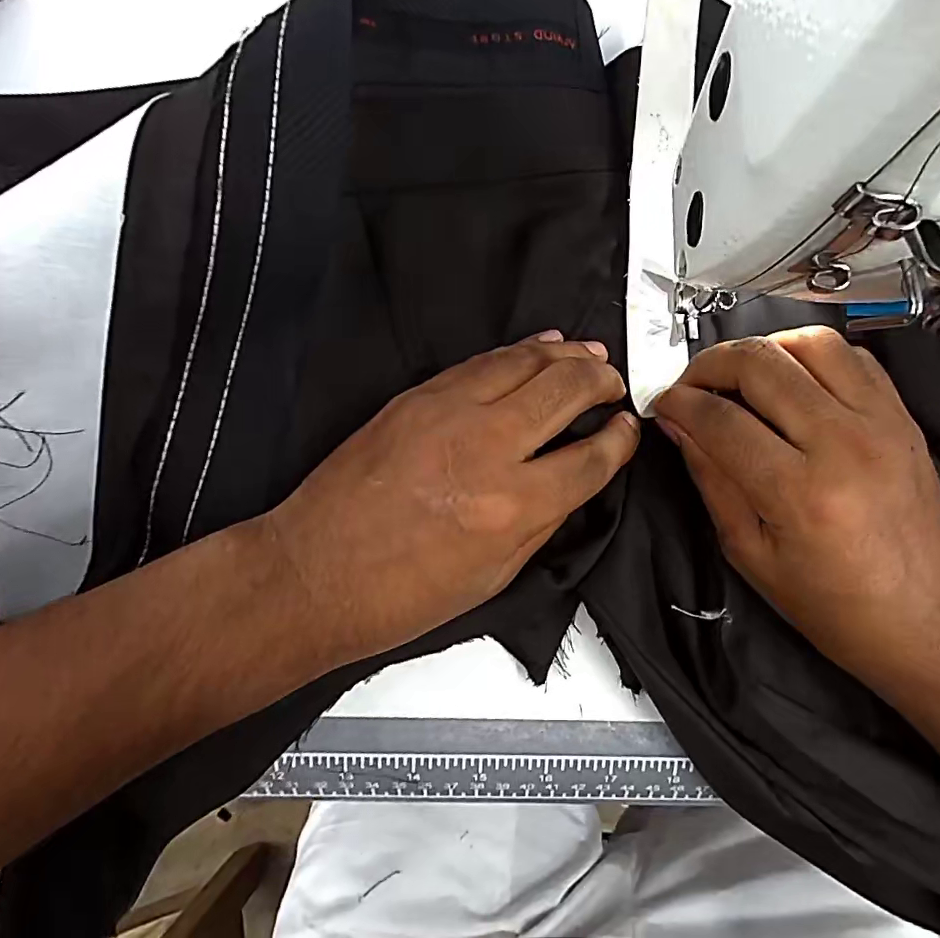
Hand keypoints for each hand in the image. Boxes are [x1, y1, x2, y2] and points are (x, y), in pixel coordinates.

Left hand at [260, 331, 639, 662]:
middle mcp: (485, 449)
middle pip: (565, 391)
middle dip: (601, 382)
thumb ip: (540, 522)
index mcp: (511, 508)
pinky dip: (516, 351)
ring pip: (525, 362)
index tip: (625, 431)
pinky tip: (537, 347)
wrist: (313, 572)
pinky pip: (480, 362)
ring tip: (590, 354)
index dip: (618, 441)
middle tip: (612, 384)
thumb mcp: (490, 576)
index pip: (590, 459)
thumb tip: (571, 481)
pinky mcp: (415, 398)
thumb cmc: (394, 592)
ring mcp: (446, 413)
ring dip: (566, 354)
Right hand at [652, 327, 939, 689]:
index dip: (679, 403)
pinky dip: (808, 355)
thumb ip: (709, 477)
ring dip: (760, 350)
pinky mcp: (902, 417)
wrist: (919, 616)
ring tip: (738, 376)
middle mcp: (844, 445)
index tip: (663, 404)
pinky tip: (787, 379)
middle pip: (760, 364)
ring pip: (808, 343)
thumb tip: (677, 423)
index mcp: (800, 492)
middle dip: (708, 365)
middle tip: (690, 385)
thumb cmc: (826, 598)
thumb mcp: (746, 549)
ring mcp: (881, 424)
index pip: (720, 419)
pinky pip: (851, 356)